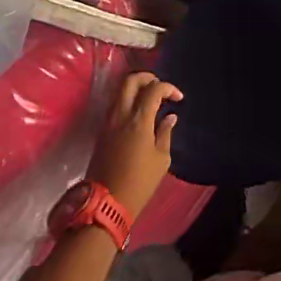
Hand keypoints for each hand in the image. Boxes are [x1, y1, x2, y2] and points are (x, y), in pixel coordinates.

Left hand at [88, 71, 181, 214]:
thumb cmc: (139, 183)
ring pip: (120, 91)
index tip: (178, 99)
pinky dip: (128, 100)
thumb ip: (165, 133)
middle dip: (148, 77)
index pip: (153, 89)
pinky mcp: (101, 130)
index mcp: (138, 120)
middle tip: (161, 87)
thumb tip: (170, 117)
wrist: (105, 203)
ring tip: (151, 98)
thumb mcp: (161, 159)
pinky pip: (115, 104)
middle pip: (130, 80)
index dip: (168, 88)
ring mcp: (108, 121)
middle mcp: (120, 114)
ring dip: (136, 88)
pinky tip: (139, 112)